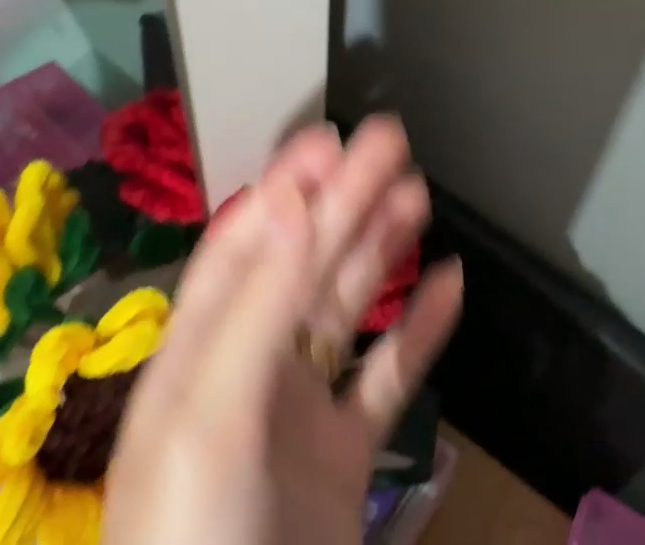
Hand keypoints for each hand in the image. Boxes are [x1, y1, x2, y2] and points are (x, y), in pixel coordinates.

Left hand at [105, 118, 463, 544]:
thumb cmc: (196, 532)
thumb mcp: (211, 415)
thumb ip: (257, 305)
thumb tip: (294, 199)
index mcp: (197, 354)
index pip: (245, 248)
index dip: (287, 189)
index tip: (330, 138)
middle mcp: (247, 370)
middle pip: (304, 266)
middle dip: (346, 201)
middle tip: (390, 141)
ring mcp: (299, 412)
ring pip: (346, 312)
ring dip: (380, 251)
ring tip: (416, 195)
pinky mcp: (345, 455)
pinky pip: (387, 378)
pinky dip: (417, 331)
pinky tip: (448, 285)